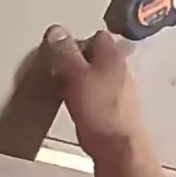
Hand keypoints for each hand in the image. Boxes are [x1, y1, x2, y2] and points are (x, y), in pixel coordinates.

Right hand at [43, 26, 146, 156]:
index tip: (59, 49)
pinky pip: (93, 93)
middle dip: (75, 59)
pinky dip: (81, 94)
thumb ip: (65, 52)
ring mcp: (118, 89)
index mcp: (113, 55)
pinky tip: (70, 103)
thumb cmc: (98, 108)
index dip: (76, 39)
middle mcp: (120, 68)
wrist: (116, 147)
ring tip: (59, 85)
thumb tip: (55, 29)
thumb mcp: (76, 75)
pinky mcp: (112, 108)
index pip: (96, 34)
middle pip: (94, 55)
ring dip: (77, 78)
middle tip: (55, 67)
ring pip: (93, 75)